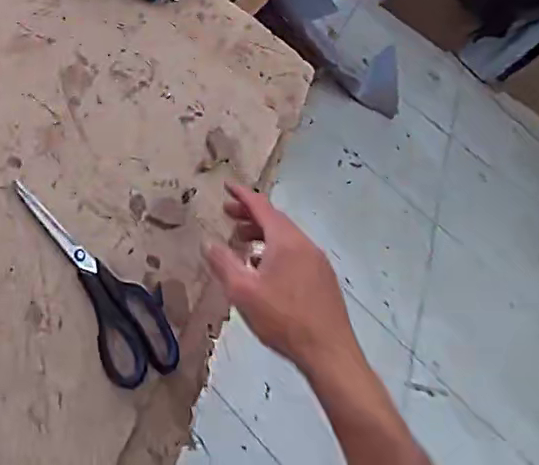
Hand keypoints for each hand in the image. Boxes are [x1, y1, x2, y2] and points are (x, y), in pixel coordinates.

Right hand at [202, 181, 357, 373]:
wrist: (330, 353)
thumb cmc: (284, 319)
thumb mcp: (243, 292)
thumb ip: (223, 263)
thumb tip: (208, 242)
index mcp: (285, 239)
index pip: (261, 205)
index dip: (242, 195)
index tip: (227, 186)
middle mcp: (304, 242)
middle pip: (274, 219)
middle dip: (250, 215)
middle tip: (229, 216)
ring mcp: (317, 260)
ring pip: (286, 237)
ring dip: (263, 235)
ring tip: (243, 245)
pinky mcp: (323, 279)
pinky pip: (296, 253)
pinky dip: (276, 250)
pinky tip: (266, 272)